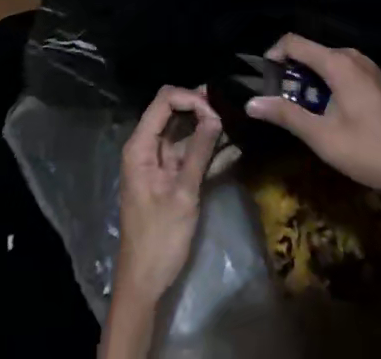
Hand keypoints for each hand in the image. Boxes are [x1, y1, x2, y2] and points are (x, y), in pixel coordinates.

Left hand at [114, 85, 221, 302]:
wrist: (145, 282)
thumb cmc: (159, 238)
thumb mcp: (183, 194)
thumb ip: (199, 151)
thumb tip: (216, 115)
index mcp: (141, 147)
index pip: (164, 100)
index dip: (191, 98)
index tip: (216, 112)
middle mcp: (148, 147)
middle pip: (175, 111)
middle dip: (203, 109)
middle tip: (232, 112)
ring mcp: (160, 161)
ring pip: (187, 130)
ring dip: (210, 128)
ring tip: (239, 126)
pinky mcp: (172, 176)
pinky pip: (192, 152)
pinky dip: (210, 149)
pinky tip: (234, 149)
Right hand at [244, 34, 380, 214]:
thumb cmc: (367, 150)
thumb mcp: (321, 136)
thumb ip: (286, 115)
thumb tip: (252, 103)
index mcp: (338, 63)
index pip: (295, 42)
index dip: (273, 55)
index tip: (261, 81)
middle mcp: (352, 57)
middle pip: (310, 51)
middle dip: (289, 72)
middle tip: (276, 102)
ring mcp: (366, 68)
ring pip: (325, 63)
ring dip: (306, 80)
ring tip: (295, 110)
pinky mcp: (373, 81)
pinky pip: (340, 71)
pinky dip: (324, 84)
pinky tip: (322, 111)